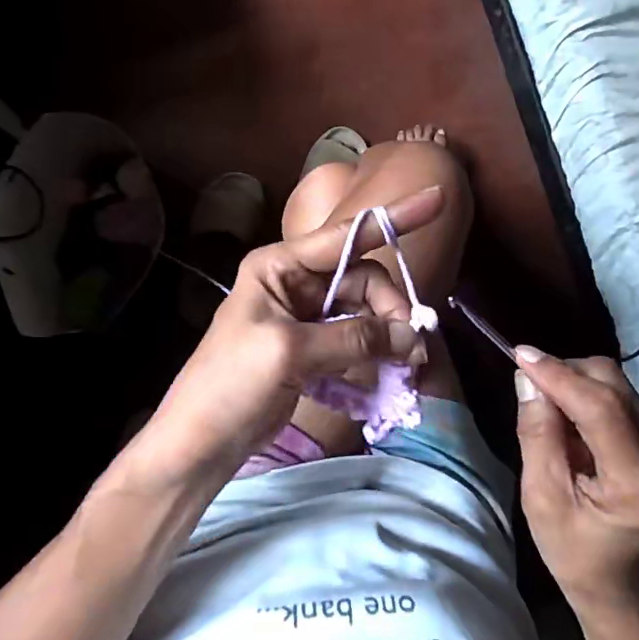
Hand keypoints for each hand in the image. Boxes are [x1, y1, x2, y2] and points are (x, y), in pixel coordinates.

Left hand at [142, 186, 444, 470]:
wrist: (200, 441)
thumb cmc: (230, 384)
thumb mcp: (290, 354)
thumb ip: (353, 339)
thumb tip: (412, 337)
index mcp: (279, 266)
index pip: (345, 236)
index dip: (393, 219)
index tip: (438, 198)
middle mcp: (294, 283)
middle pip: (362, 281)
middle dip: (390, 310)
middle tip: (411, 351)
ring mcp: (303, 316)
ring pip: (363, 313)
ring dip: (387, 339)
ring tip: (404, 371)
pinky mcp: (311, 349)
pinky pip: (354, 342)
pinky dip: (372, 359)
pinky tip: (382, 384)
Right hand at [514, 350, 638, 618]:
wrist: (616, 580)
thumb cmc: (572, 548)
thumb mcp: (540, 497)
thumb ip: (537, 435)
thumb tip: (528, 378)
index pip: (600, 408)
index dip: (558, 374)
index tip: (519, 353)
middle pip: (612, 385)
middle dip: (564, 372)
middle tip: (525, 383)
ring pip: (616, 384)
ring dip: (573, 381)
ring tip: (544, 405)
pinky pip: (618, 396)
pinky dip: (585, 394)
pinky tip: (566, 416)